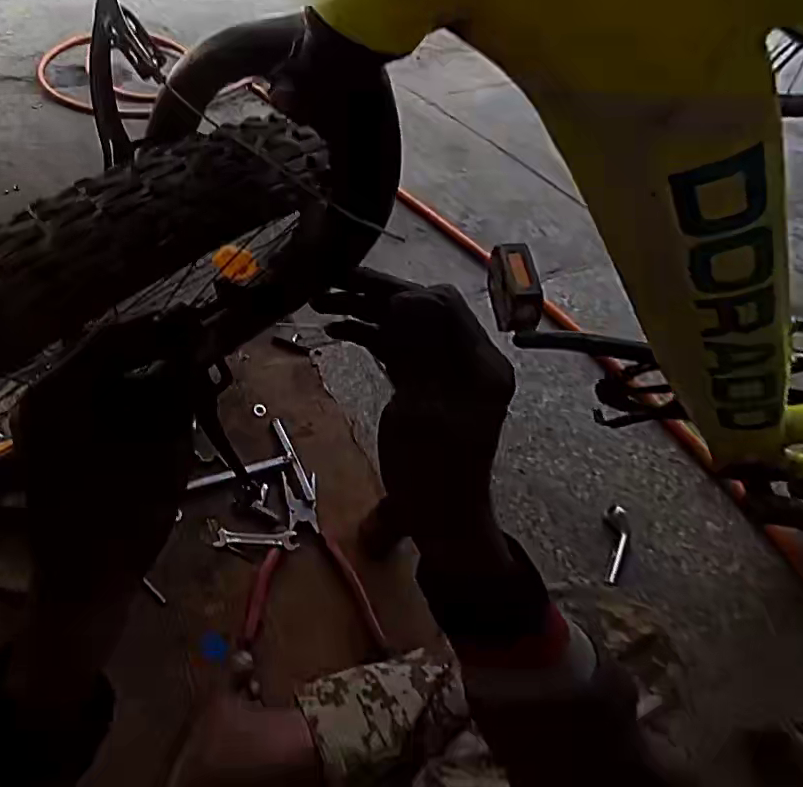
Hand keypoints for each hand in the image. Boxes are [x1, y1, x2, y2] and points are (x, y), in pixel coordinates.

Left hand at [1, 317, 207, 708]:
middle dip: (149, 352)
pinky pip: (90, 400)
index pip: (110, 339)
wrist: (80, 588)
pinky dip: (123, 397)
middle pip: (100, 354)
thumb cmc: (121, 522)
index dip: (157, 330)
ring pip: (97, 375)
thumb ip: (178, 391)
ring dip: (138, 373)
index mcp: (57, 395)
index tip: (195, 326)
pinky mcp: (48, 435)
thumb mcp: (161, 449)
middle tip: (193, 351)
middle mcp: (40, 397)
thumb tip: (198, 346)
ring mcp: (39, 417)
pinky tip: (155, 404)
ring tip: (181, 375)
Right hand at [313, 268, 513, 534]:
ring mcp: (444, 370)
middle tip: (330, 283)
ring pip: (403, 326)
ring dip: (365, 312)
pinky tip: (338, 330)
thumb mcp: (425, 409)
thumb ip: (418, 350)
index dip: (400, 291)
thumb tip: (405, 295)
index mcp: (479, 364)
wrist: (440, 518)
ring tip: (323, 302)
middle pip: (420, 310)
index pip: (444, 305)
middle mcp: (465, 359)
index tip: (355, 286)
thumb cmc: (434, 472)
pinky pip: (396, 347)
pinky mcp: (423, 383)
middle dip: (375, 294)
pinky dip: (368, 335)